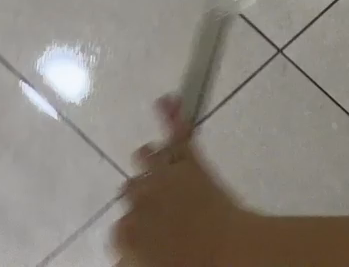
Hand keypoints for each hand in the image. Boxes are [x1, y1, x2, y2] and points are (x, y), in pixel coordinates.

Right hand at [113, 96, 251, 266]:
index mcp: (127, 234)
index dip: (136, 229)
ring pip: (146, 157)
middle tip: (160, 205)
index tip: (149, 235)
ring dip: (149, 157)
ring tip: (155, 156)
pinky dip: (172, 114)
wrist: (228, 254)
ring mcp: (164, 175)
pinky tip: (168, 99)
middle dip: (142, 194)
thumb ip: (136, 255)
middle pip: (130, 189)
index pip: (120, 226)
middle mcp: (139, 199)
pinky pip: (178, 132)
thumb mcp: (150, 266)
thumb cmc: (193, 266)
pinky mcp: (189, 161)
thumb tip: (128, 253)